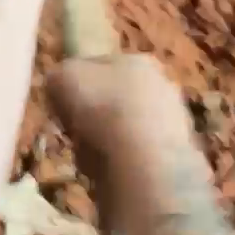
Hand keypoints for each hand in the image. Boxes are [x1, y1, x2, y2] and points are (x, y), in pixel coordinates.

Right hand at [48, 53, 194, 158]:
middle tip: (77, 134)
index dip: (79, 85)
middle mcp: (162, 86)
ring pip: (126, 132)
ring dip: (107, 145)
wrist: (141, 160)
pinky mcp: (175, 157)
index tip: (64, 105)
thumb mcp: (61, 78)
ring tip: (91, 158)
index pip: (102, 67)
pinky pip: (136, 160)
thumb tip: (61, 87)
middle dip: (96, 119)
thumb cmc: (99, 108)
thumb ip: (59, 77)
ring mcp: (173, 122)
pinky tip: (111, 174)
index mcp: (138, 60)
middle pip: (115, 101)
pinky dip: (121, 167)